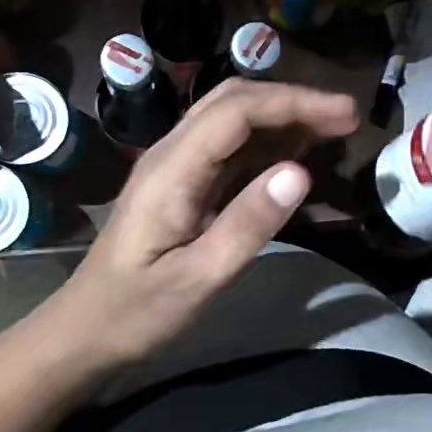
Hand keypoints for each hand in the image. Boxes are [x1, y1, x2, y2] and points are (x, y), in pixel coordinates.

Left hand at [46, 79, 358, 367]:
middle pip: (231, 102)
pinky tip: (291, 158)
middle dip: (290, 102)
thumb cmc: (137, 312)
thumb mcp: (198, 279)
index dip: (293, 103)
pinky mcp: (177, 188)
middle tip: (344, 120)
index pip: (236, 111)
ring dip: (278, 119)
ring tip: (330, 133)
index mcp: (171, 171)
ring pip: (228, 122)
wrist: (86, 330)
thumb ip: (247, 225)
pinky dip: (262, 145)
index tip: (346, 114)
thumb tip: (300, 174)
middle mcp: (168, 156)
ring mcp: (171, 170)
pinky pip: (224, 151)